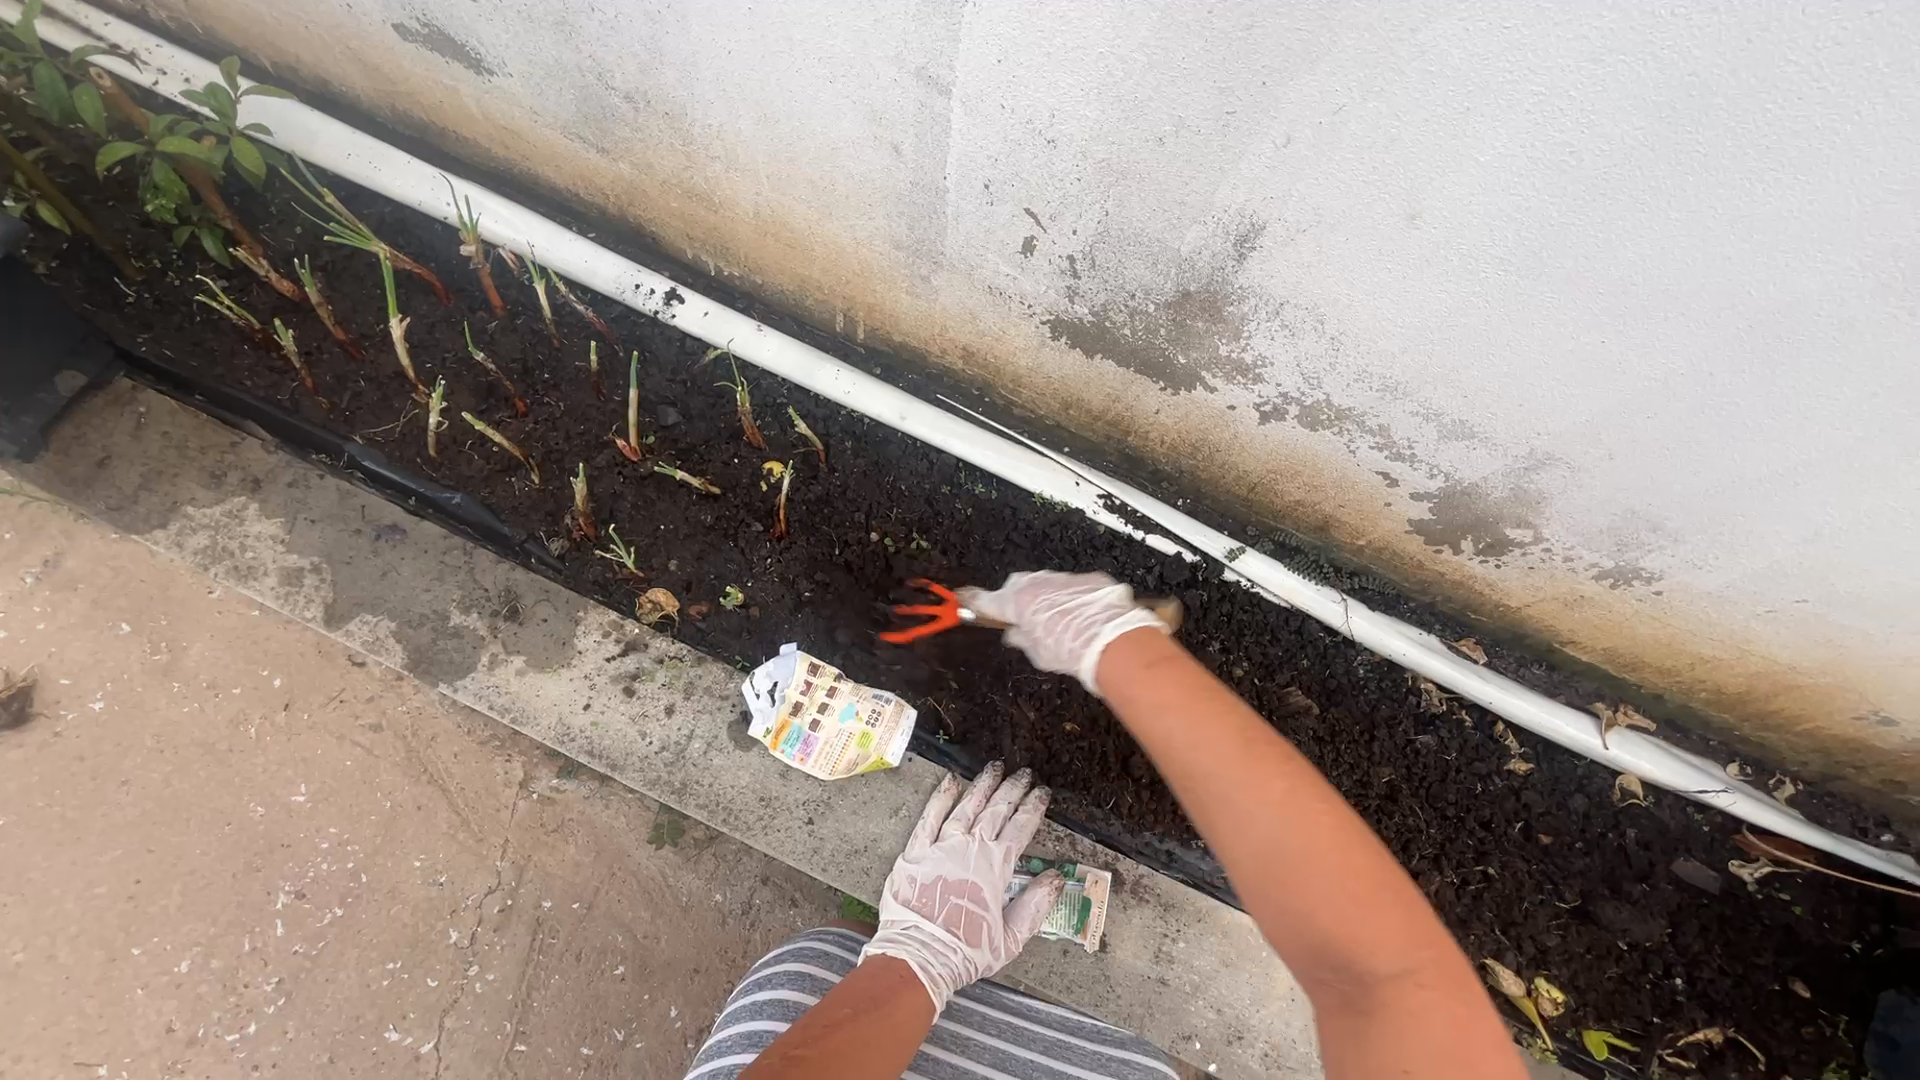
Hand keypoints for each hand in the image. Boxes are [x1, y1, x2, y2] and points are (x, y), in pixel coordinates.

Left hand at [859, 762, 1065, 1013]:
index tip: (1042, 792)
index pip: (1020, 828)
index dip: (1033, 807)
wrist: (919, 956)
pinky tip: (951, 780)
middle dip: (1012, 789)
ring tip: (995, 767)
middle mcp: (970, 847)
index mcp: (996, 866)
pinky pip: (930, 816)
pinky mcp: (916, 850)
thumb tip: (1056, 878)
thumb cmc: (966, 951)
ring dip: (983, 785)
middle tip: (1024, 773)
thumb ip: (1035, 905)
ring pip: (966, 806)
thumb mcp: (1011, 938)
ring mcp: (941, 845)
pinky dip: (941, 797)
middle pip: (996, 810)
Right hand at [961, 570, 1171, 694]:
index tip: (964, 597)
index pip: (987, 599)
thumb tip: (1014, 634)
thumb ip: (1022, 639)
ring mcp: (1064, 578)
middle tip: (1024, 617)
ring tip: (1058, 618)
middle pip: (1016, 586)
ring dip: (1046, 597)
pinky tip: (1081, 614)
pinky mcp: (1088, 578)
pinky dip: (1072, 596)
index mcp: (1018, 602)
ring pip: (1045, 583)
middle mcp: (1037, 583)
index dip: (975, 600)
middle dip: (1017, 598)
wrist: (1113, 640)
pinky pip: (1073, 585)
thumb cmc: (1070, 651)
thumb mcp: (1039, 654)